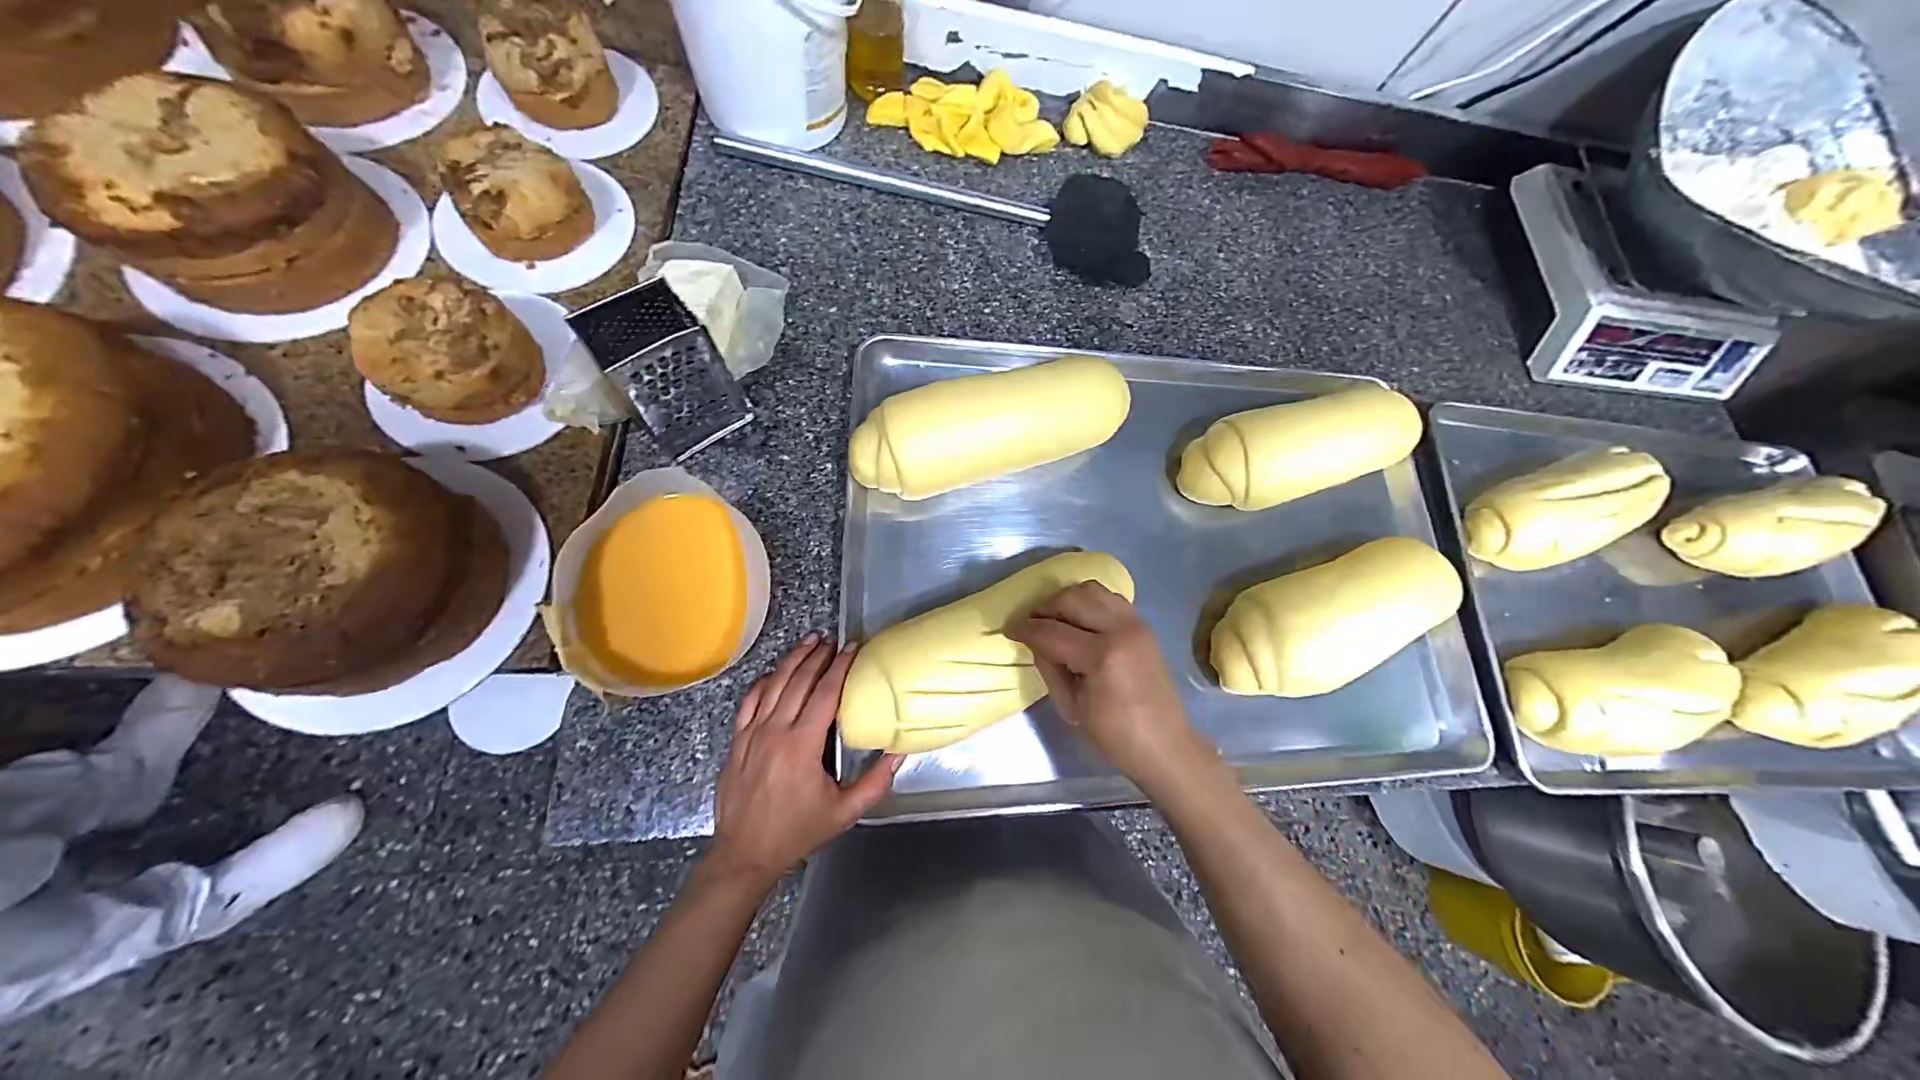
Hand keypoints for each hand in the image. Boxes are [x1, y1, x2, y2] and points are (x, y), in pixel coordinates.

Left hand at [710, 634, 901, 886]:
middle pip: (799, 682)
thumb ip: (875, 782)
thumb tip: (899, 752)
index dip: (840, 667)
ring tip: (810, 642)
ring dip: (793, 660)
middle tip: (833, 640)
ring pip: (773, 685)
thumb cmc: (797, 832)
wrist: (745, 853)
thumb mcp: (844, 812)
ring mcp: (751, 734)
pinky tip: (776, 672)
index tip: (852, 648)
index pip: (824, 694)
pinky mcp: (737, 741)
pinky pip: (749, 700)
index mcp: (801, 746)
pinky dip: (764, 681)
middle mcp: (775, 731)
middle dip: (818, 656)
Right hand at [1007, 583, 1215, 794]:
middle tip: (1032, 626)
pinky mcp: (1143, 625)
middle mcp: (1121, 630)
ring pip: (1091, 590)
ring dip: (1067, 600)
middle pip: (1070, 599)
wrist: (1165, 745)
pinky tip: (1080, 622)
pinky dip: (1089, 602)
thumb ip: (1050, 668)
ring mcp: (1136, 623)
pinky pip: (1109, 598)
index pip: (1051, 632)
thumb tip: (1036, 643)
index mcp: (1102, 656)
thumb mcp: (1072, 707)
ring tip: (1056, 621)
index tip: (1008, 629)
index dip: (1025, 629)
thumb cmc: (1115, 736)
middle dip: (1044, 609)